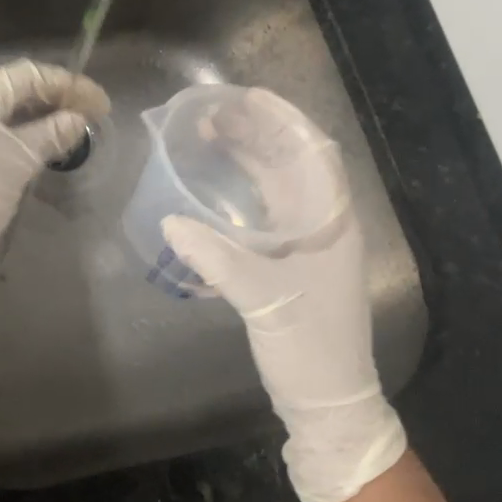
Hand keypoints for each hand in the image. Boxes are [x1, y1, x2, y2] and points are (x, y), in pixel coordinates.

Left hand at [0, 59, 109, 329]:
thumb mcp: (18, 165)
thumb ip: (51, 134)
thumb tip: (77, 119)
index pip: (24, 75)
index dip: (66, 84)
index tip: (99, 103)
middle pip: (7, 90)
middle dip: (50, 100)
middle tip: (86, 117)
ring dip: (30, 118)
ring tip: (64, 131)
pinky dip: (7, 133)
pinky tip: (30, 147)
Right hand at [161, 89, 405, 501]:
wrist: (330, 405)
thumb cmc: (310, 346)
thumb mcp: (264, 299)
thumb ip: (216, 257)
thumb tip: (170, 220)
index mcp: (332, 223)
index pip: (315, 152)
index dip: (285, 118)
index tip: (248, 96)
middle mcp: (324, 226)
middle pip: (293, 164)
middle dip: (257, 133)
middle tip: (212, 116)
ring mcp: (310, 246)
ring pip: (278, 187)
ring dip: (248, 160)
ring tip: (209, 140)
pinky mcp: (293, 266)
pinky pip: (266, 213)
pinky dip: (242, 194)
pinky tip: (212, 194)